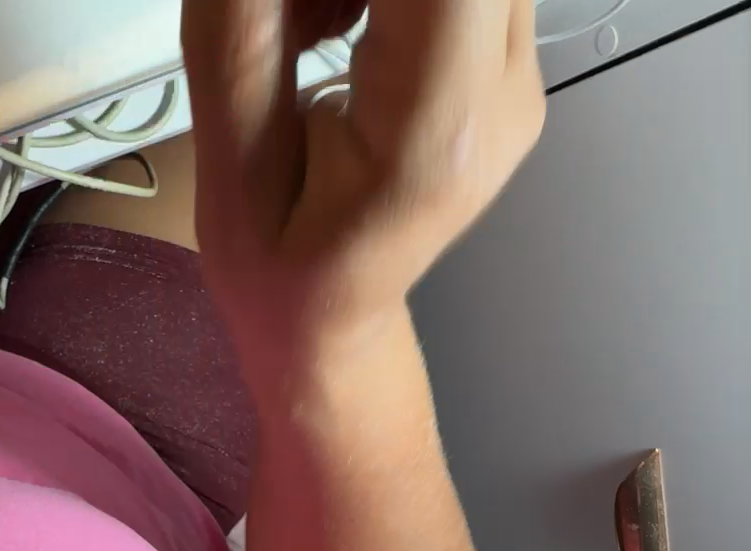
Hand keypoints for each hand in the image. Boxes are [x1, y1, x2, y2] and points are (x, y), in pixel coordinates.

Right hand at [182, 0, 542, 384]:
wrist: (330, 319)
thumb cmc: (276, 278)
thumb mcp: (230, 176)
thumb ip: (237, 40)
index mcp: (435, 128)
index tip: (285, 7)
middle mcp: (506, 85)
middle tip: (288, 24)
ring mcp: (519, 71)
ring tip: (302, 30)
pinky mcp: (508, 59)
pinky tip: (336, 26)